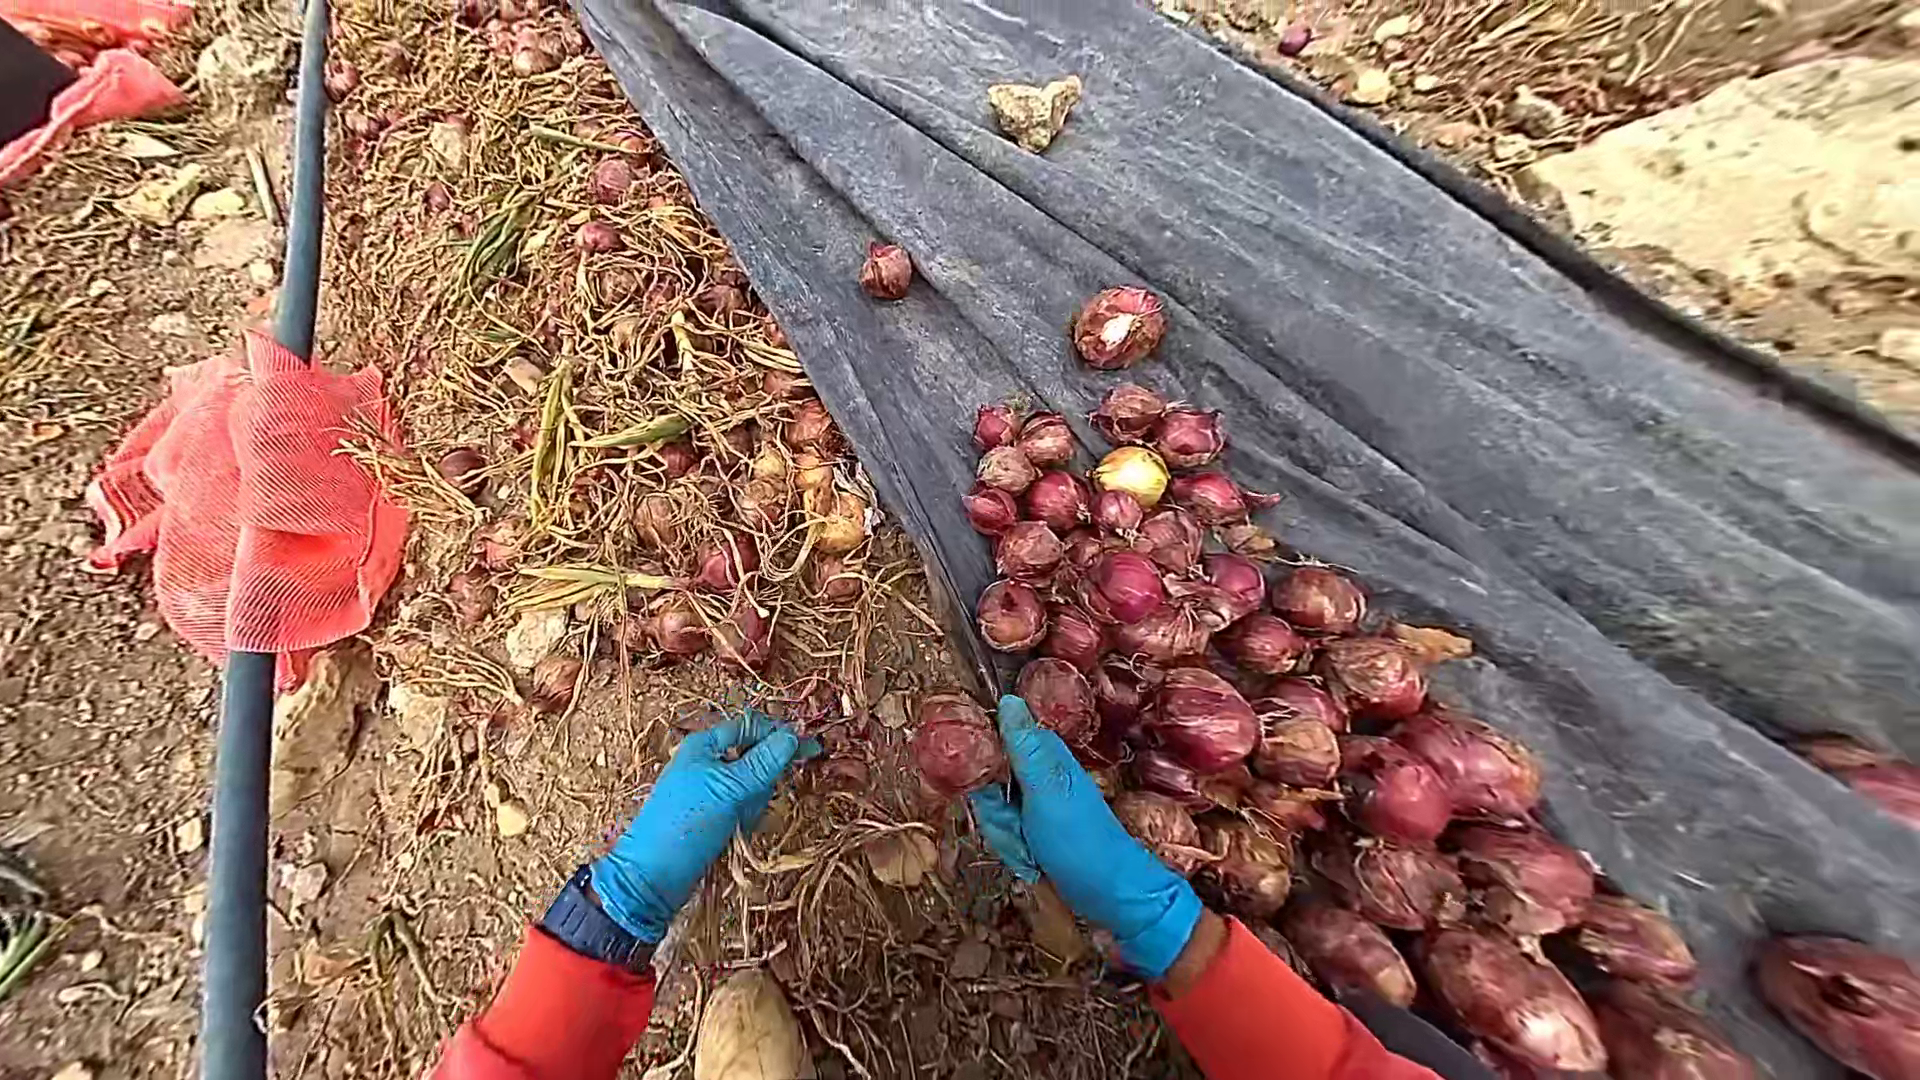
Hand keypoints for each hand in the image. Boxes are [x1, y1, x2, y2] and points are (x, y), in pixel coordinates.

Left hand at [590, 709, 817, 941]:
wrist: (649, 883)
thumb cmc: (685, 826)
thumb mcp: (729, 789)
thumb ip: (764, 761)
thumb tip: (794, 734)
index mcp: (705, 745)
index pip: (752, 727)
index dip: (778, 736)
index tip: (808, 750)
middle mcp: (708, 762)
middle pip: (756, 756)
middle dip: (764, 779)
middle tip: (756, 799)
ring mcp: (710, 789)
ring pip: (754, 784)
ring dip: (755, 802)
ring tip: (741, 822)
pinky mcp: (713, 814)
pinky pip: (744, 806)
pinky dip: (747, 817)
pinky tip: (737, 832)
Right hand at [968, 695, 1202, 977]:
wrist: (1113, 896)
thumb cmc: (1081, 841)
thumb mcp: (1046, 791)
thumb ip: (1023, 746)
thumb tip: (1006, 697)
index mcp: (1041, 751)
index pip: (989, 741)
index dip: (982, 770)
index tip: (993, 794)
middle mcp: (1036, 769)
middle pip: (986, 780)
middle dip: (995, 812)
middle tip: (1019, 829)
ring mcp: (1034, 800)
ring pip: (992, 809)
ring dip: (1005, 835)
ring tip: (1030, 851)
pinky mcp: (1033, 827)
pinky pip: (1004, 831)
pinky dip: (1013, 849)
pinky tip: (1031, 862)